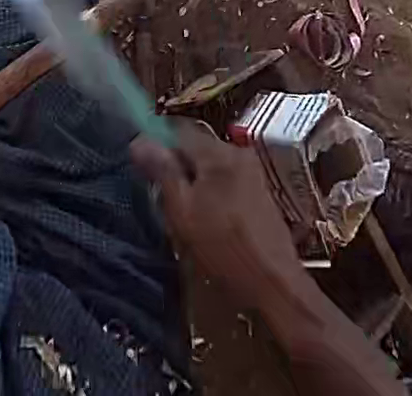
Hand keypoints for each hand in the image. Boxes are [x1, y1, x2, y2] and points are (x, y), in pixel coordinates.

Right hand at [130, 119, 311, 313]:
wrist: (272, 281)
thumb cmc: (222, 246)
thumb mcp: (183, 211)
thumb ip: (163, 172)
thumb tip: (138, 141)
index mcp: (218, 151)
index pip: (179, 130)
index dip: (158, 143)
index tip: (143, 166)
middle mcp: (238, 151)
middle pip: (197, 146)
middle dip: (177, 164)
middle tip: (162, 195)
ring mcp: (252, 169)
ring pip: (212, 163)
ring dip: (194, 178)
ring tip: (183, 210)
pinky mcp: (260, 188)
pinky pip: (227, 176)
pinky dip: (212, 188)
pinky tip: (207, 217)